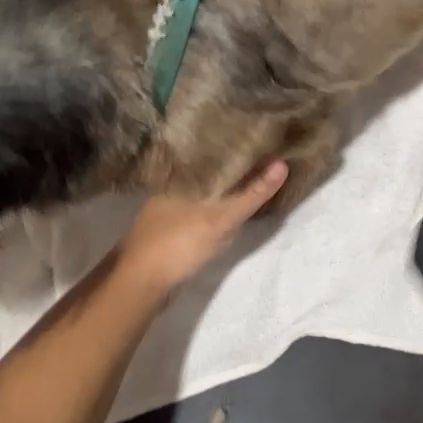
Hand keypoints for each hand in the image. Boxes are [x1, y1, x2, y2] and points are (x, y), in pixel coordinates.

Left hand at [111, 161, 288, 298]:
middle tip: (268, 157)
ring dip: (229, 184)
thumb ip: (253, 194)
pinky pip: (203, 203)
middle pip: (214, 168)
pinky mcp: (172, 223)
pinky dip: (219, 201)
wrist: (140, 284)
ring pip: (208, 187)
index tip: (267, 138)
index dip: (242, 145)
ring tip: (256, 175)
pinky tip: (232, 203)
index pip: (218, 150)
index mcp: (185, 174)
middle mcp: (176, 184)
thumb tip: (283, 163)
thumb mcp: (223, 219)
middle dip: (238, 164)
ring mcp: (171, 205)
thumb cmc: (179, 243)